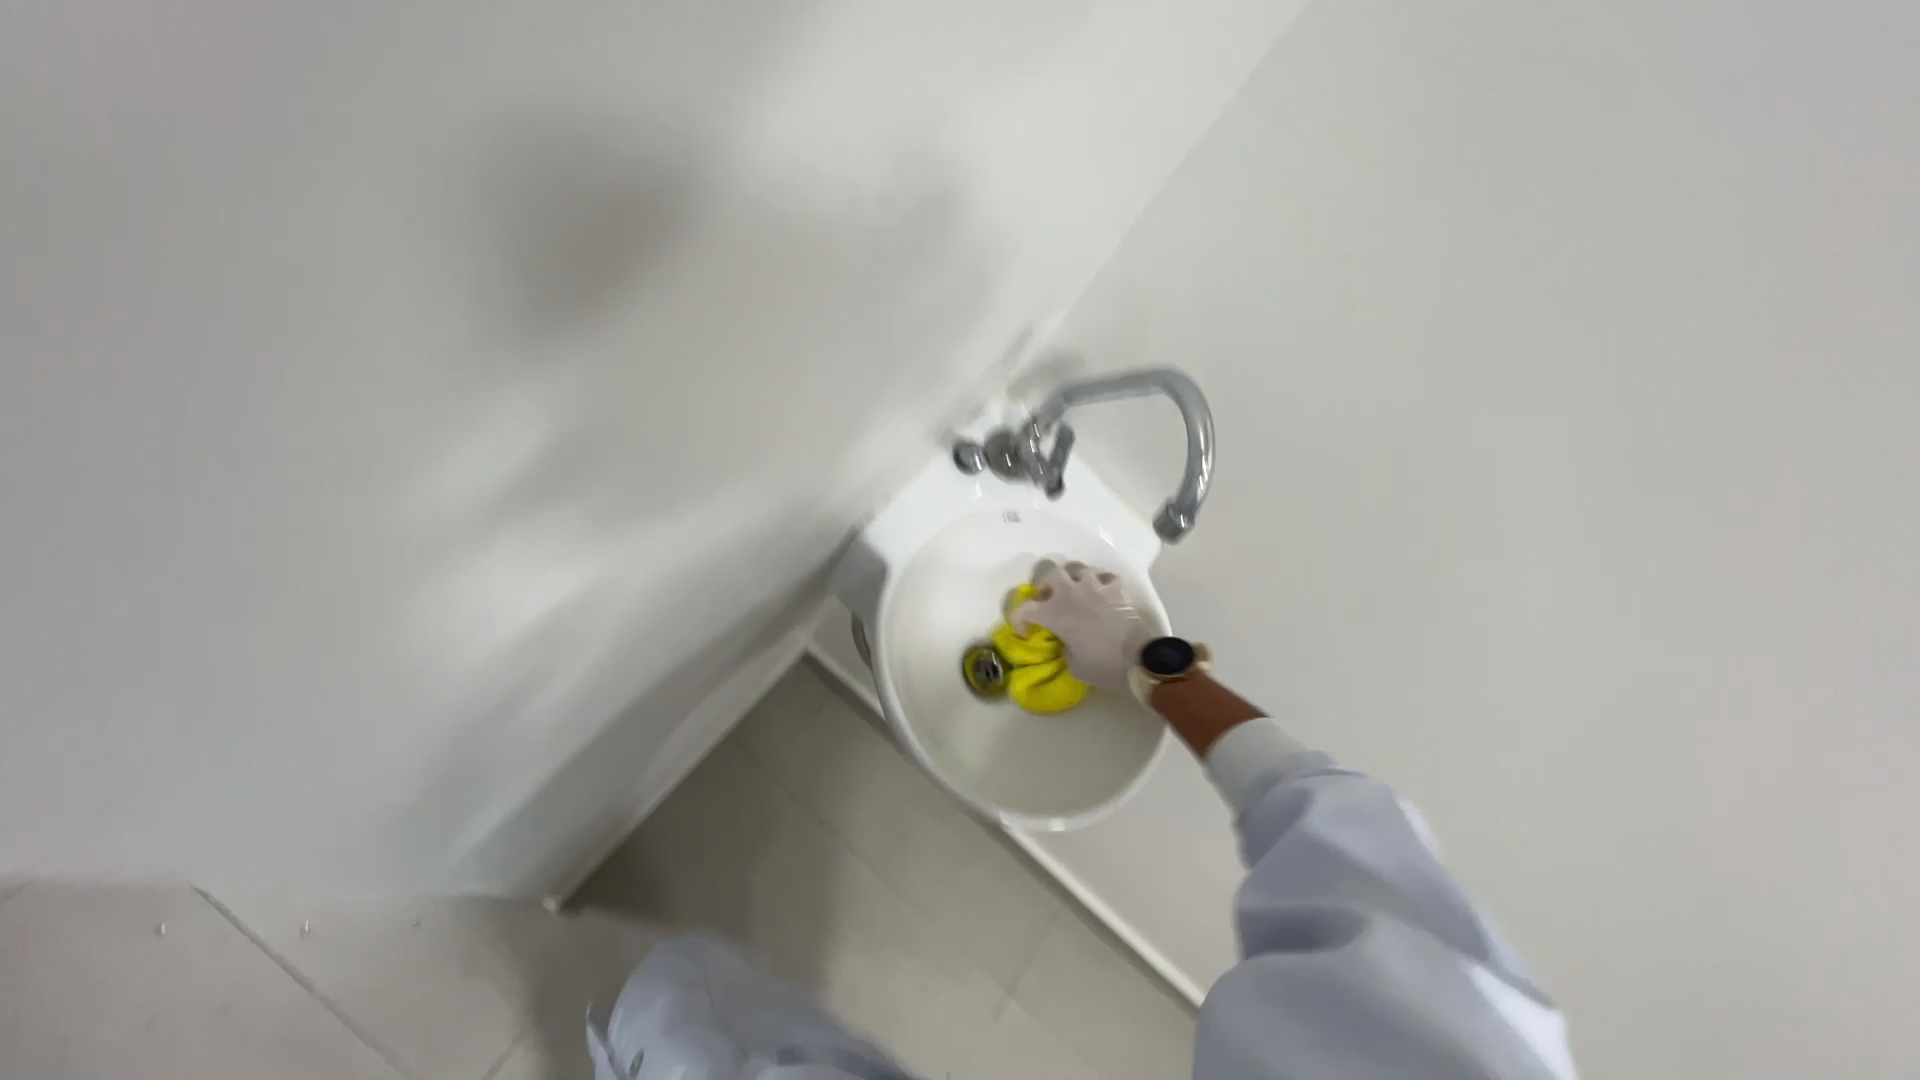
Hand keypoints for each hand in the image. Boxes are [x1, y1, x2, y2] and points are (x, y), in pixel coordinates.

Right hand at [1009, 560, 1153, 690]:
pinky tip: (1105, 593)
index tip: (1025, 632)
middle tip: (1051, 598)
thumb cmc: (1103, 665)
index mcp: (1054, 614)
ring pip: (1079, 569)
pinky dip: (1104, 583)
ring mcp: (1095, 587)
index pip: (1024, 609)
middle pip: (1050, 572)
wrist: (1139, 659)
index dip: (1019, 620)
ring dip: (1076, 579)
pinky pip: (1107, 577)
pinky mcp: (1117, 588)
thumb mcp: (1075, 666)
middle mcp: (1071, 594)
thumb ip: (1065, 649)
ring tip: (1079, 592)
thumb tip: (1068, 642)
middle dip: (1048, 584)